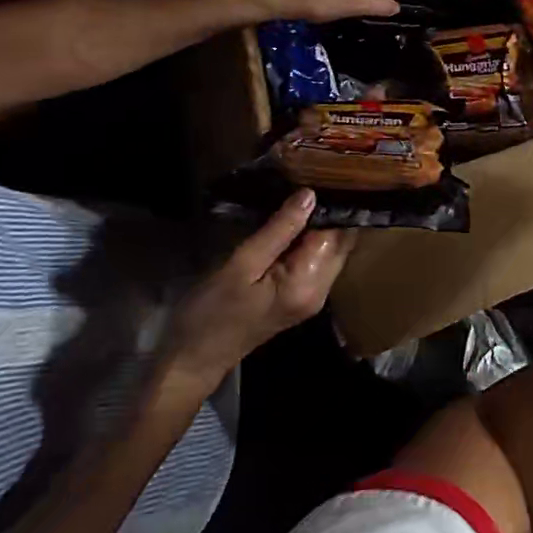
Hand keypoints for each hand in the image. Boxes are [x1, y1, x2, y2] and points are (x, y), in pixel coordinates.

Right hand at [159, 190, 353, 396]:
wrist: (192, 359)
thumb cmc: (211, 313)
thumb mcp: (241, 265)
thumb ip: (279, 230)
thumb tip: (310, 195)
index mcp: (310, 284)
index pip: (337, 234)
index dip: (332, 204)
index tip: (325, 173)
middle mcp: (322, 290)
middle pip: (340, 241)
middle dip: (330, 210)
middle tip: (315, 175)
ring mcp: (313, 294)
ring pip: (329, 249)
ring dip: (319, 223)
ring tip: (303, 190)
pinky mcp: (300, 294)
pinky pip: (315, 259)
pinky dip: (309, 238)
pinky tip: (293, 219)